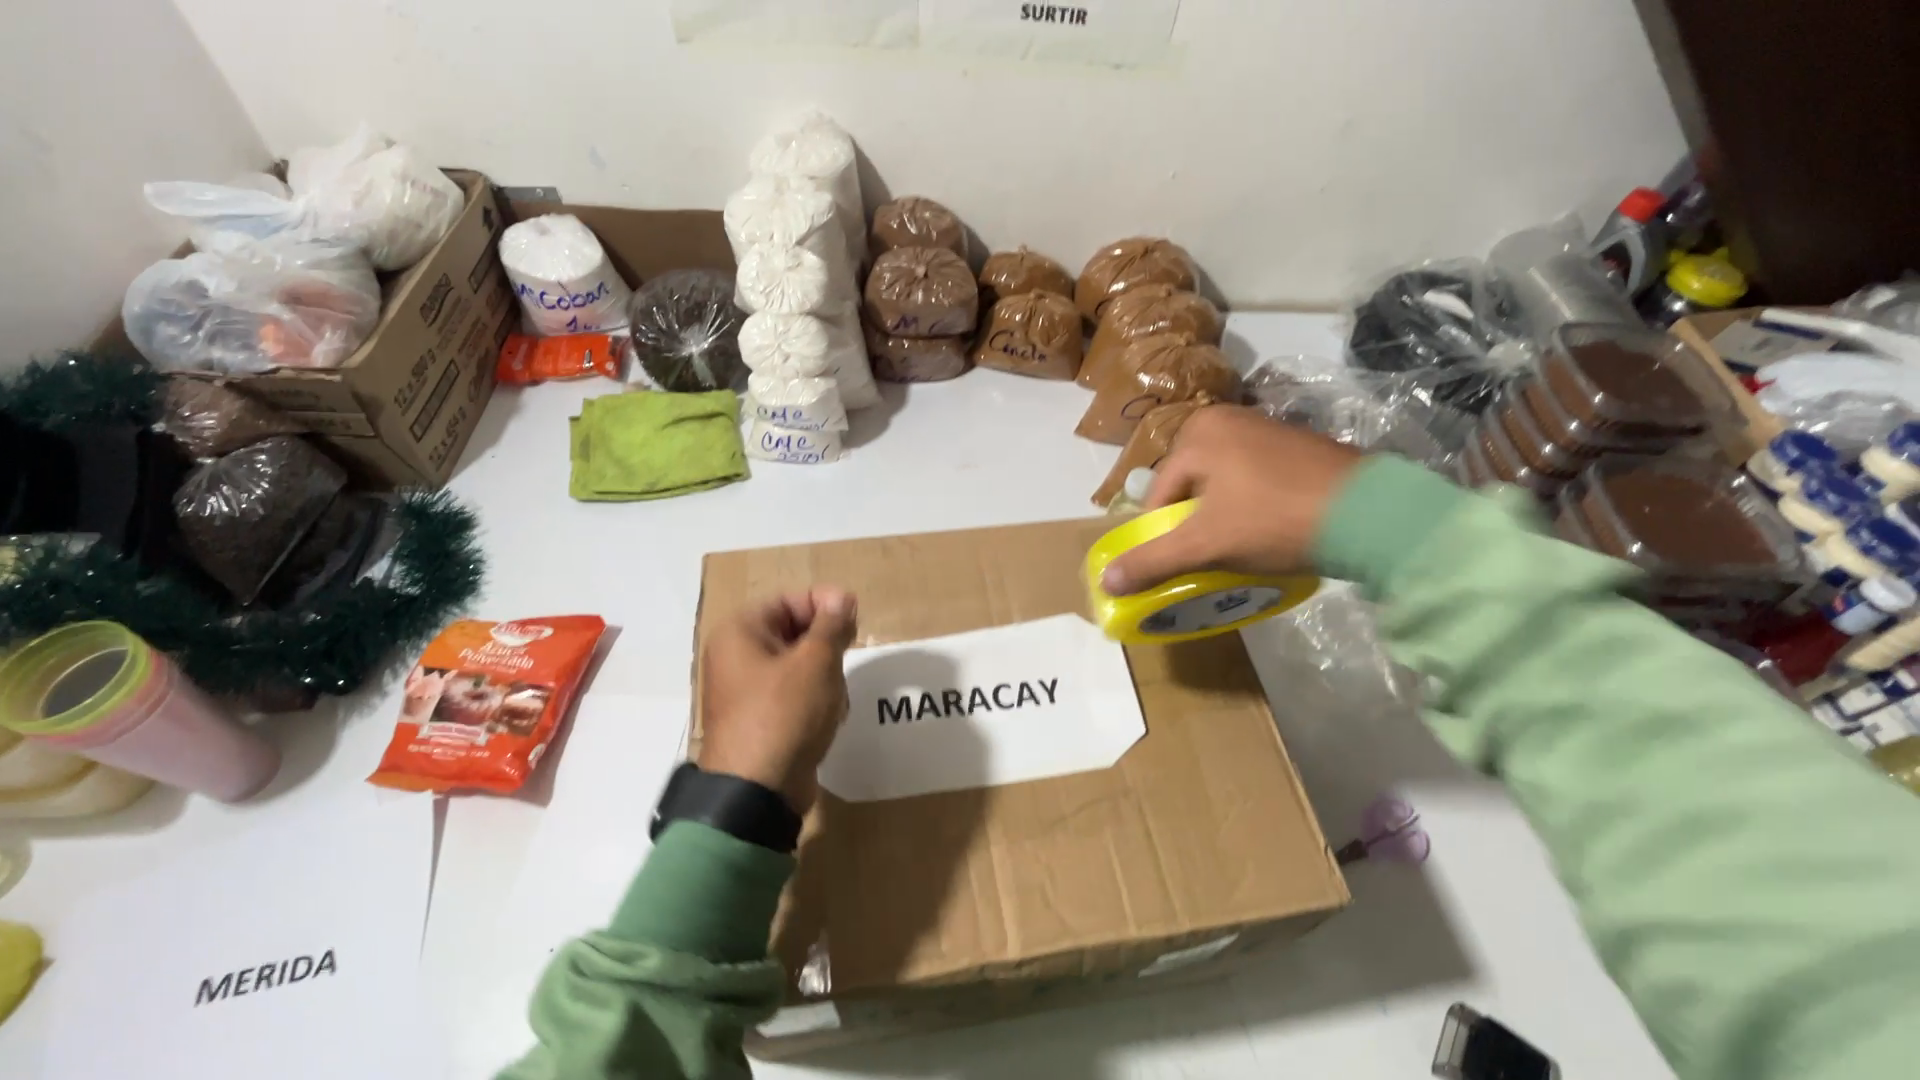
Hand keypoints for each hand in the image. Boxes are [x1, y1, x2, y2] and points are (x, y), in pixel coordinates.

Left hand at [698, 587, 858, 814]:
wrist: (758, 792)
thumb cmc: (785, 714)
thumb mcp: (816, 662)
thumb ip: (832, 625)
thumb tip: (842, 596)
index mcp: (739, 633)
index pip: (789, 600)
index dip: (825, 605)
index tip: (856, 620)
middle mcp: (735, 656)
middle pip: (794, 632)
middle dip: (826, 647)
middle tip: (846, 661)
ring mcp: (745, 691)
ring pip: (798, 666)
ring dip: (824, 677)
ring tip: (835, 698)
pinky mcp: (759, 719)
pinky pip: (793, 696)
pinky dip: (814, 701)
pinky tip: (829, 718)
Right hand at [1101, 405, 1362, 594]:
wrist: (1371, 513)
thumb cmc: (1275, 521)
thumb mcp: (1207, 545)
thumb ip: (1153, 561)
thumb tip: (1106, 581)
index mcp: (1198, 432)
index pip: (1159, 494)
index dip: (1162, 536)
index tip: (1179, 566)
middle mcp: (1228, 418)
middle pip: (1189, 488)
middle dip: (1195, 525)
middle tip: (1212, 560)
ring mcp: (1266, 428)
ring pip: (1222, 485)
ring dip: (1223, 518)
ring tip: (1241, 551)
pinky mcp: (1298, 445)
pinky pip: (1254, 480)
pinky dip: (1252, 506)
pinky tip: (1270, 531)